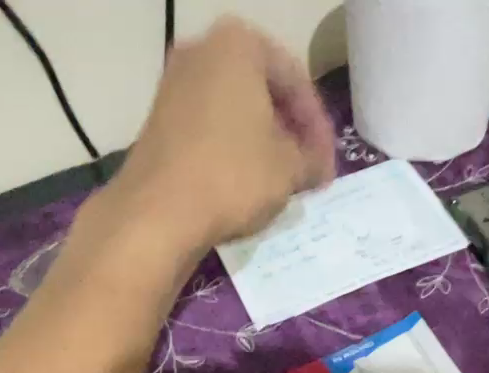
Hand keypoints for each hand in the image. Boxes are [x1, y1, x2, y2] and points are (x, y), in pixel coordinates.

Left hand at [108, 16, 336, 252]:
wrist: (159, 212)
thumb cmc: (233, 176)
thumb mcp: (289, 169)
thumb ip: (311, 159)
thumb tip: (316, 166)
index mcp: (240, 45)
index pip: (296, 82)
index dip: (319, 129)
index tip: (329, 166)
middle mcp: (203, 51)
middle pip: (263, 92)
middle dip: (290, 132)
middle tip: (309, 170)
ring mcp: (175, 84)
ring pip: (236, 111)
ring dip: (264, 143)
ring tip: (283, 181)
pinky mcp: (160, 119)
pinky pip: (211, 128)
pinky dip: (235, 150)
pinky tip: (249, 183)